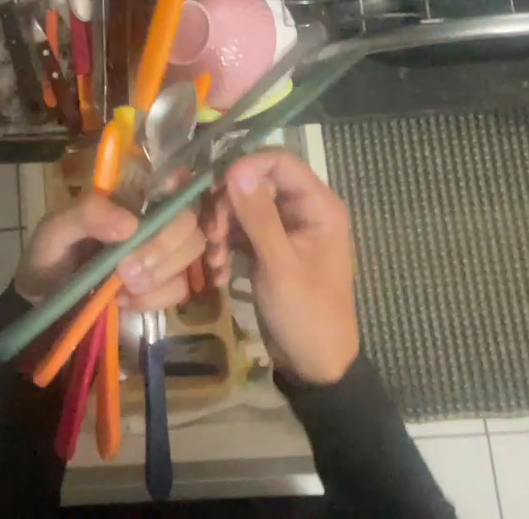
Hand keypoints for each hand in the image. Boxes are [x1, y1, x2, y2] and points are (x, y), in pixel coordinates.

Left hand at [14, 190, 205, 313]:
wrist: (45, 303)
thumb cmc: (49, 255)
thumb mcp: (55, 229)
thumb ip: (87, 214)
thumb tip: (130, 223)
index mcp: (128, 197)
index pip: (172, 181)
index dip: (181, 187)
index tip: (165, 208)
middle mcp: (151, 219)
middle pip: (187, 220)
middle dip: (162, 247)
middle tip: (125, 271)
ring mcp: (161, 253)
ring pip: (190, 252)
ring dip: (158, 275)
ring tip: (120, 287)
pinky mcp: (163, 286)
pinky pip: (180, 287)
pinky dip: (153, 299)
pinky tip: (124, 301)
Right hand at [205, 148, 359, 384]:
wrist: (314, 367)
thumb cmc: (307, 314)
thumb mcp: (279, 266)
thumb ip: (258, 216)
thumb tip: (235, 168)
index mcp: (318, 205)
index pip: (279, 161)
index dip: (246, 166)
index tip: (216, 188)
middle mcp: (301, 209)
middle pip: (255, 182)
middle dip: (228, 204)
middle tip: (211, 234)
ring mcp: (283, 228)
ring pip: (242, 205)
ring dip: (221, 228)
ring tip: (213, 260)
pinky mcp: (267, 246)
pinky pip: (239, 230)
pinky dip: (224, 246)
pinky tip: (218, 272)